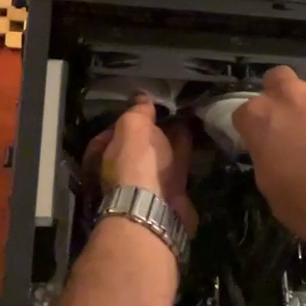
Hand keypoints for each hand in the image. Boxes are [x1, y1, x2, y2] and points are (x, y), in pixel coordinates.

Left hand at [83, 98, 196, 232]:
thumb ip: (137, 111)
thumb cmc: (137, 162)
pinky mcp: (172, 191)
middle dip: (155, 128)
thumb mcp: (132, 126)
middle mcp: (126, 168)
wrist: (156, 207)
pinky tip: (196, 136)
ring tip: (188, 117)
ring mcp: (149, 181)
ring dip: (173, 138)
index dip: (131, 117)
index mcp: (109, 153)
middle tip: (172, 109)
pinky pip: (179, 164)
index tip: (148, 105)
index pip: (116, 131)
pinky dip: (185, 151)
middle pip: (141, 143)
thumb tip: (142, 98)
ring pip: (162, 153)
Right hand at [231, 67, 305, 305]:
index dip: (255, 127)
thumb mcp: (270, 186)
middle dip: (283, 96)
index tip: (264, 142)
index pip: (246, 111)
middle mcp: (291, 94)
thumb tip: (276, 148)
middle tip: (296, 123)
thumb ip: (267, 153)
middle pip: (278, 80)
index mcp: (261, 117)